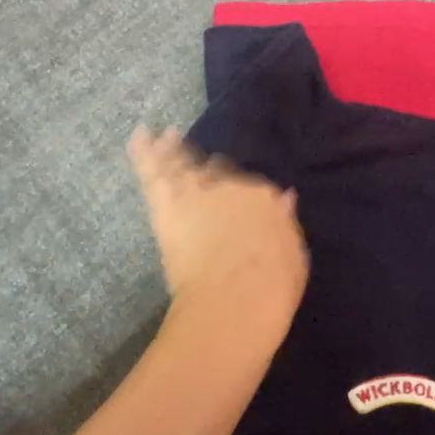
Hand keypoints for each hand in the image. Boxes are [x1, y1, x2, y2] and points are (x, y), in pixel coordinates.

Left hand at [127, 127, 308, 325]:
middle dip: (209, 169)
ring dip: (173, 150)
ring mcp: (196, 193)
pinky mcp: (167, 206)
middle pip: (216, 171)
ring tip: (166, 136)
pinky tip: (141, 134)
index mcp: (264, 199)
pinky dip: (145, 151)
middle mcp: (230, 188)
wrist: (234, 300)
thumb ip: (285, 224)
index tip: (240, 203)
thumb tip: (285, 198)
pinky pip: (154, 170)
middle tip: (204, 168)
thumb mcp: (294, 257)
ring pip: (182, 165)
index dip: (243, 194)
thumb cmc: (272, 288)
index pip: (252, 187)